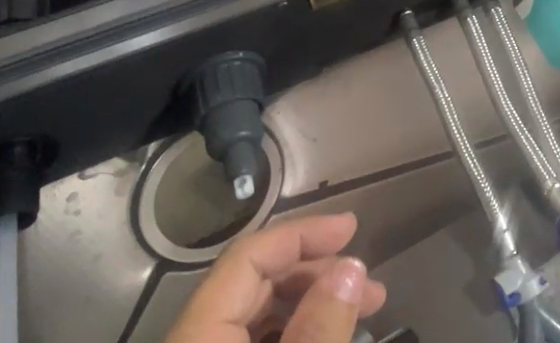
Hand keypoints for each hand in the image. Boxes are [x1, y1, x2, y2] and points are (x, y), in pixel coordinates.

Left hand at [166, 213, 387, 342]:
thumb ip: (319, 329)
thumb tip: (350, 267)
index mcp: (197, 336)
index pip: (246, 257)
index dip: (301, 234)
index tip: (352, 228)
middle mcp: (191, 342)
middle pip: (252, 286)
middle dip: (314, 275)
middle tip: (369, 286)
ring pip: (253, 320)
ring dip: (309, 307)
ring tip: (360, 312)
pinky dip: (292, 335)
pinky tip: (326, 338)